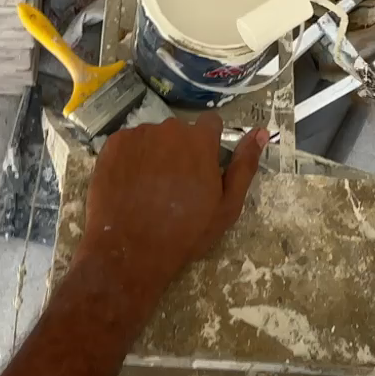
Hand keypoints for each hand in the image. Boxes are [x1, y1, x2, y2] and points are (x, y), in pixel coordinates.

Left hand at [77, 113, 265, 299]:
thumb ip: (245, 165)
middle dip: (181, 150)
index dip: (209, 145)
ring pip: (153, 137)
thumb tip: (262, 132)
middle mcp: (168, 128)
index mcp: (199, 140)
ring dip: (155, 154)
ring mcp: (137, 135)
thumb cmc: (185, 231)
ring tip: (150, 188)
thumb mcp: (226, 205)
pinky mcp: (112, 145)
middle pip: (180, 131)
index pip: (211, 124)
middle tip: (176, 185)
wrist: (131, 250)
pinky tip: (130, 185)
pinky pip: (128, 144)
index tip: (203, 167)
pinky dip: (130, 159)